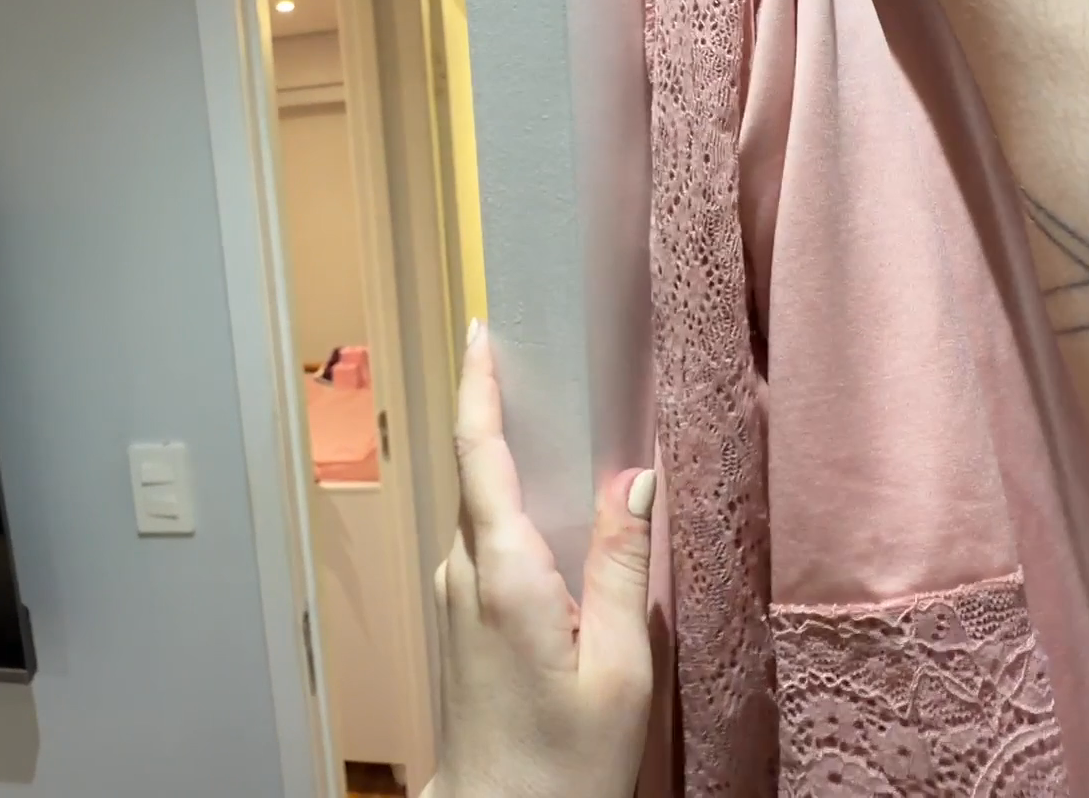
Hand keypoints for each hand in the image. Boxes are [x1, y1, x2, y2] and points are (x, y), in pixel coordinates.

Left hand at [422, 322, 656, 797]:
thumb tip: (634, 478)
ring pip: (477, 499)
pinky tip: (541, 501)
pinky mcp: (459, 603)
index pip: (477, 451)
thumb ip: (620, 562)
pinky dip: (503, 497)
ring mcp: (453, 585)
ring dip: (501, 453)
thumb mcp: (617, 664)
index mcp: (502, 569)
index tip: (480, 333)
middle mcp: (464, 565)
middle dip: (493, 406)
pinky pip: (480, 530)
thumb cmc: (563, 757)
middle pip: (473, 465)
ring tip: (544, 418)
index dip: (477, 386)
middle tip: (525, 358)